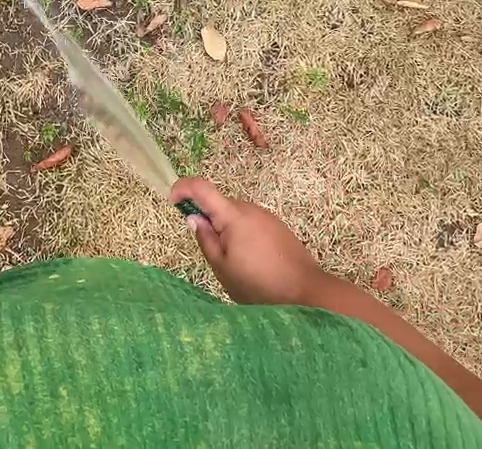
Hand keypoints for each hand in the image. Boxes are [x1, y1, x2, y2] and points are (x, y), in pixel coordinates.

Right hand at [171, 177, 328, 306]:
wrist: (309, 294)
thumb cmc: (260, 286)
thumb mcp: (223, 269)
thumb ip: (205, 239)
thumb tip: (194, 217)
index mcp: (233, 215)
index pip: (201, 187)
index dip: (182, 189)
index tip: (172, 203)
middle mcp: (250, 208)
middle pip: (219, 204)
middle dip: (208, 220)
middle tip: (211, 253)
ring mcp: (266, 216)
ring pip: (235, 216)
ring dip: (226, 231)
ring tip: (236, 265)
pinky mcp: (278, 227)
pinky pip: (251, 224)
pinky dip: (243, 236)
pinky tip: (254, 264)